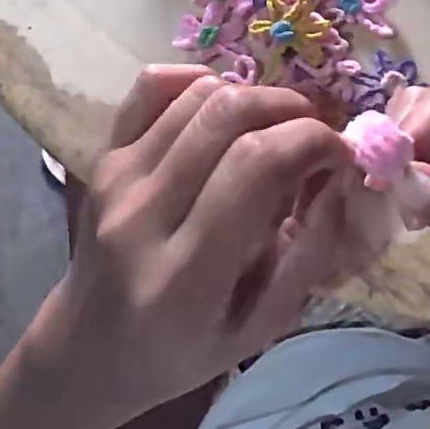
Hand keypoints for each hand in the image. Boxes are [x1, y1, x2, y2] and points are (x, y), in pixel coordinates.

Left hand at [20, 66, 352, 426]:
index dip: (311, 140)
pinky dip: (196, 77)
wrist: (88, 349)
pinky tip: (220, 102)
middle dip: (288, 108)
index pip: (257, 165)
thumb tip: (341, 176)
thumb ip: (310, 256)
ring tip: (271, 125)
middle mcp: (143, 214)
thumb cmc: (182, 351)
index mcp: (184, 274)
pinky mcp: (102, 155)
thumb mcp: (260, 329)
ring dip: (252, 95)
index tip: (339, 151)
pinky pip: (151, 86)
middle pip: (227, 116)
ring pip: (197, 94)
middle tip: (311, 130)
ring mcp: (117, 177)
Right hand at [386, 84, 429, 380]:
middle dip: (403, 140)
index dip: (418, 126)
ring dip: (400, 162)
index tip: (386, 170)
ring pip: (425, 133)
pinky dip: (406, 182)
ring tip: (397, 205)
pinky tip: (409, 215)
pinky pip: (427, 165)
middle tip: (381, 185)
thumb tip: (397, 173)